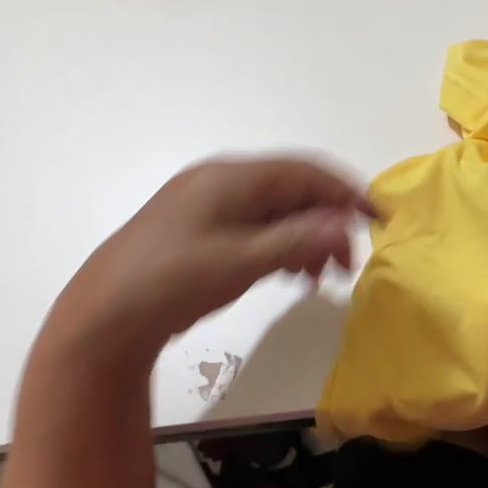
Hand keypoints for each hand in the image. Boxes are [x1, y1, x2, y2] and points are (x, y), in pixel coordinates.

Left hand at [41, 156, 373, 360]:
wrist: (108, 315)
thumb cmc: (176, 280)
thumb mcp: (243, 260)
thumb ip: (299, 240)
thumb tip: (347, 224)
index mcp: (233, 178)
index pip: (305, 172)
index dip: (347, 192)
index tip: (379, 220)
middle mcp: (223, 184)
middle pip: (293, 192)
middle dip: (328, 223)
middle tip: (348, 265)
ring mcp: (211, 209)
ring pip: (277, 215)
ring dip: (307, 240)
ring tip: (322, 278)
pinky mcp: (203, 235)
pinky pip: (257, 232)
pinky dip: (282, 250)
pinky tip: (292, 277)